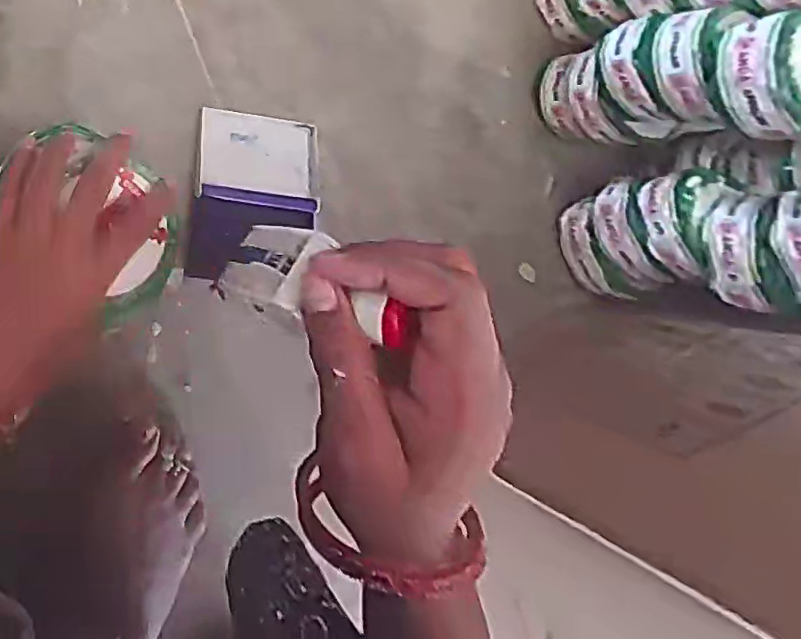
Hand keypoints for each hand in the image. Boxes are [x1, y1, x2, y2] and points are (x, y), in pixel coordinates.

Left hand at [0, 132, 174, 419]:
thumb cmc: (37, 360)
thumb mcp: (86, 329)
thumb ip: (99, 290)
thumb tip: (104, 261)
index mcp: (91, 275)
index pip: (132, 231)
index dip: (152, 206)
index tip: (164, 185)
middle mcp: (62, 245)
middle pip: (90, 190)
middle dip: (110, 159)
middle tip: (121, 139)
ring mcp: (25, 234)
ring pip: (44, 180)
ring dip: (59, 152)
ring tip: (71, 135)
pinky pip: (7, 190)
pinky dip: (17, 166)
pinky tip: (26, 150)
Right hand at [300, 241, 510, 566]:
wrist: (411, 539)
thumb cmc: (383, 498)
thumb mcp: (351, 431)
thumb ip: (338, 352)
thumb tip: (317, 284)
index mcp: (469, 388)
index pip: (450, 293)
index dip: (387, 266)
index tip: (327, 269)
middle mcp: (484, 365)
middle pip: (452, 274)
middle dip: (383, 261)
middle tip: (326, 275)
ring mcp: (473, 359)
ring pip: (441, 277)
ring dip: (384, 270)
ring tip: (336, 288)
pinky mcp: (453, 356)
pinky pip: (427, 300)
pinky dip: (386, 288)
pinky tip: (353, 307)